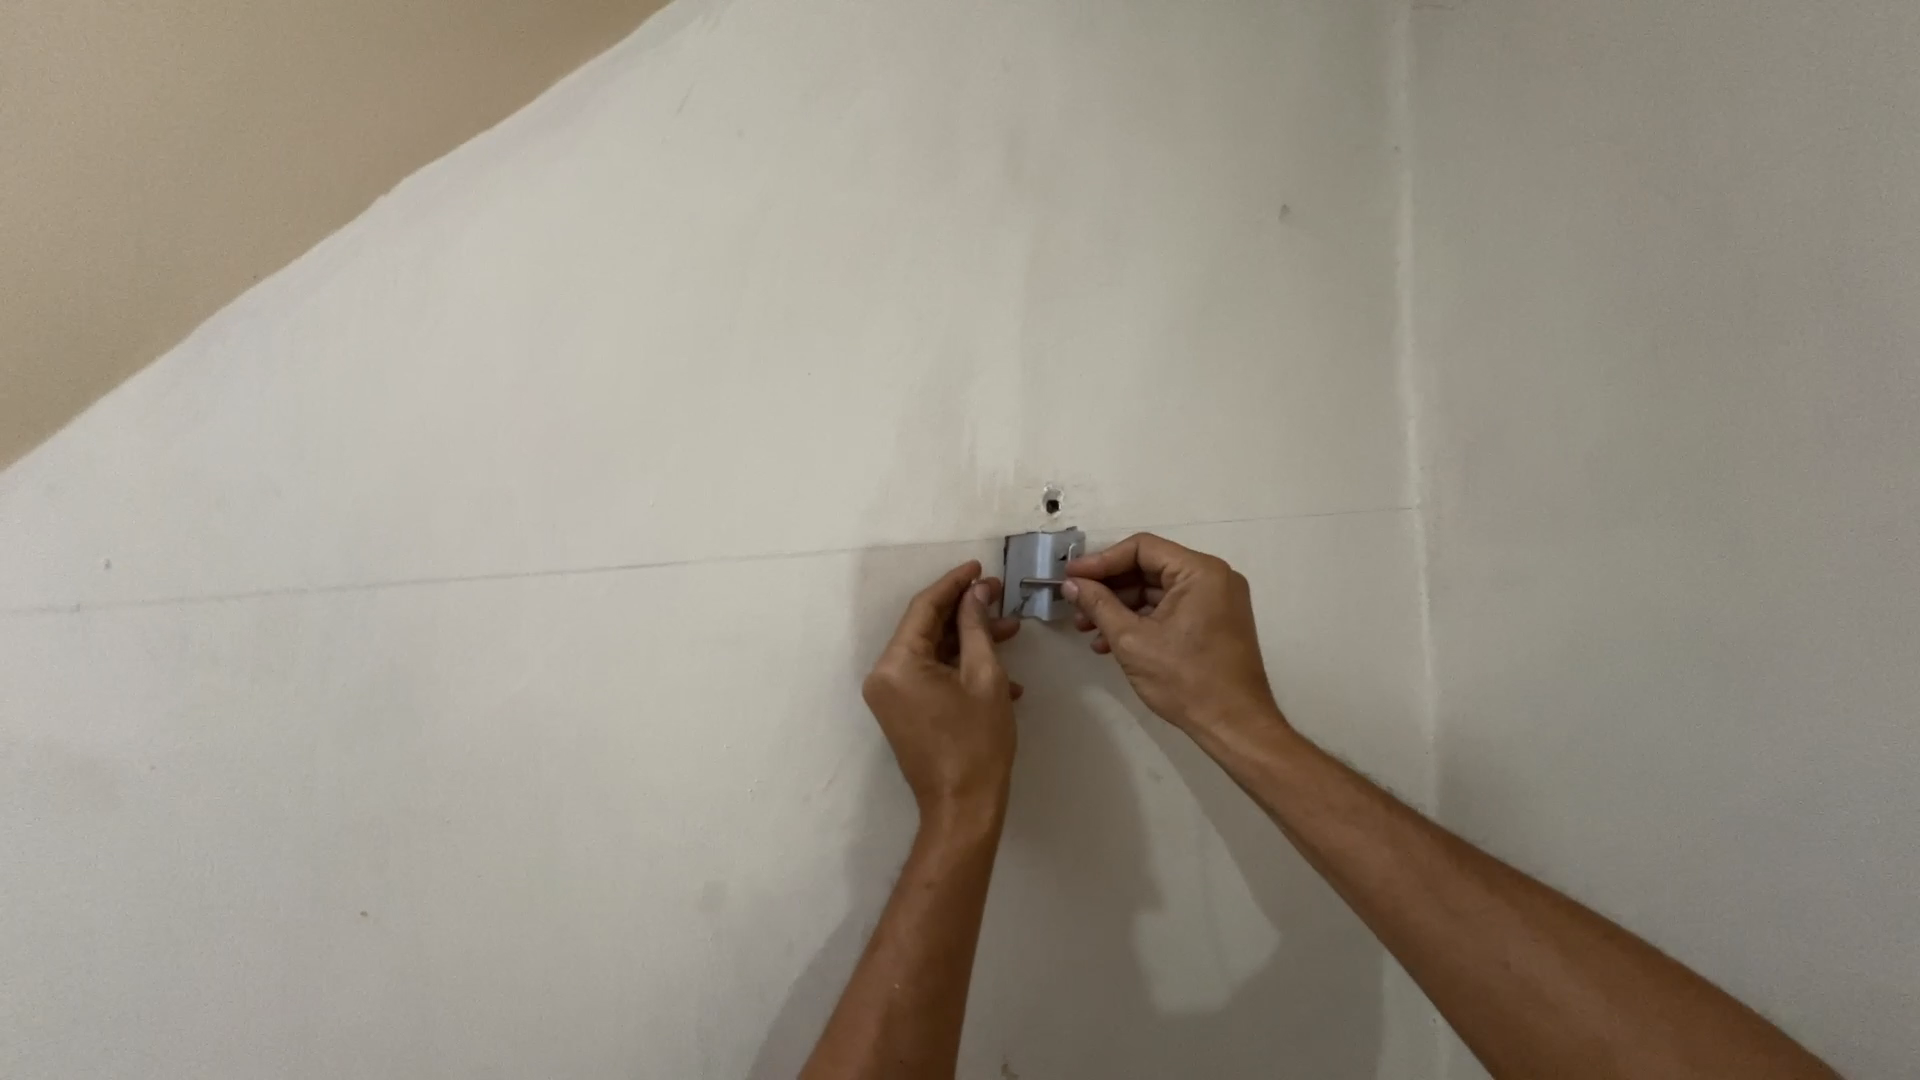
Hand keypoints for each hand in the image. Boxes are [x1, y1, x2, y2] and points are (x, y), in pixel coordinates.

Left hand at [863, 561, 1023, 822]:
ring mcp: (890, 694)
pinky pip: (929, 675)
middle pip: (926, 627)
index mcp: (897, 663)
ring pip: (931, 651)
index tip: (980, 568)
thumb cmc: (977, 742)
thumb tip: (977, 591)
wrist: (962, 807)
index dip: (954, 584)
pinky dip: (959, 667)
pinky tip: (1000, 671)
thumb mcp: (985, 677)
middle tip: (1000, 596)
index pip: (925, 608)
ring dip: (968, 640)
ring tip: (1009, 631)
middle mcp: (884, 674)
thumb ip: (977, 627)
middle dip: (965, 611)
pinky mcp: (901, 710)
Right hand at [1064, 533, 1282, 735]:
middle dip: (1108, 587)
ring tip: (1086, 628)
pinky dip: (1139, 620)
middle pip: (1147, 568)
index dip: (1101, 561)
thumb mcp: (1132, 640)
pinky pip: (1168, 609)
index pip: (1141, 548)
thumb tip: (1072, 584)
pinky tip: (1109, 642)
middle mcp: (1212, 578)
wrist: (1234, 726)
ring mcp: (1214, 601)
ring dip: (1119, 607)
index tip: (1071, 576)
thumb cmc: (1185, 680)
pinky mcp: (1211, 622)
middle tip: (1075, 603)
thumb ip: (1098, 605)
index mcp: (1200, 572)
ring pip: (1155, 591)